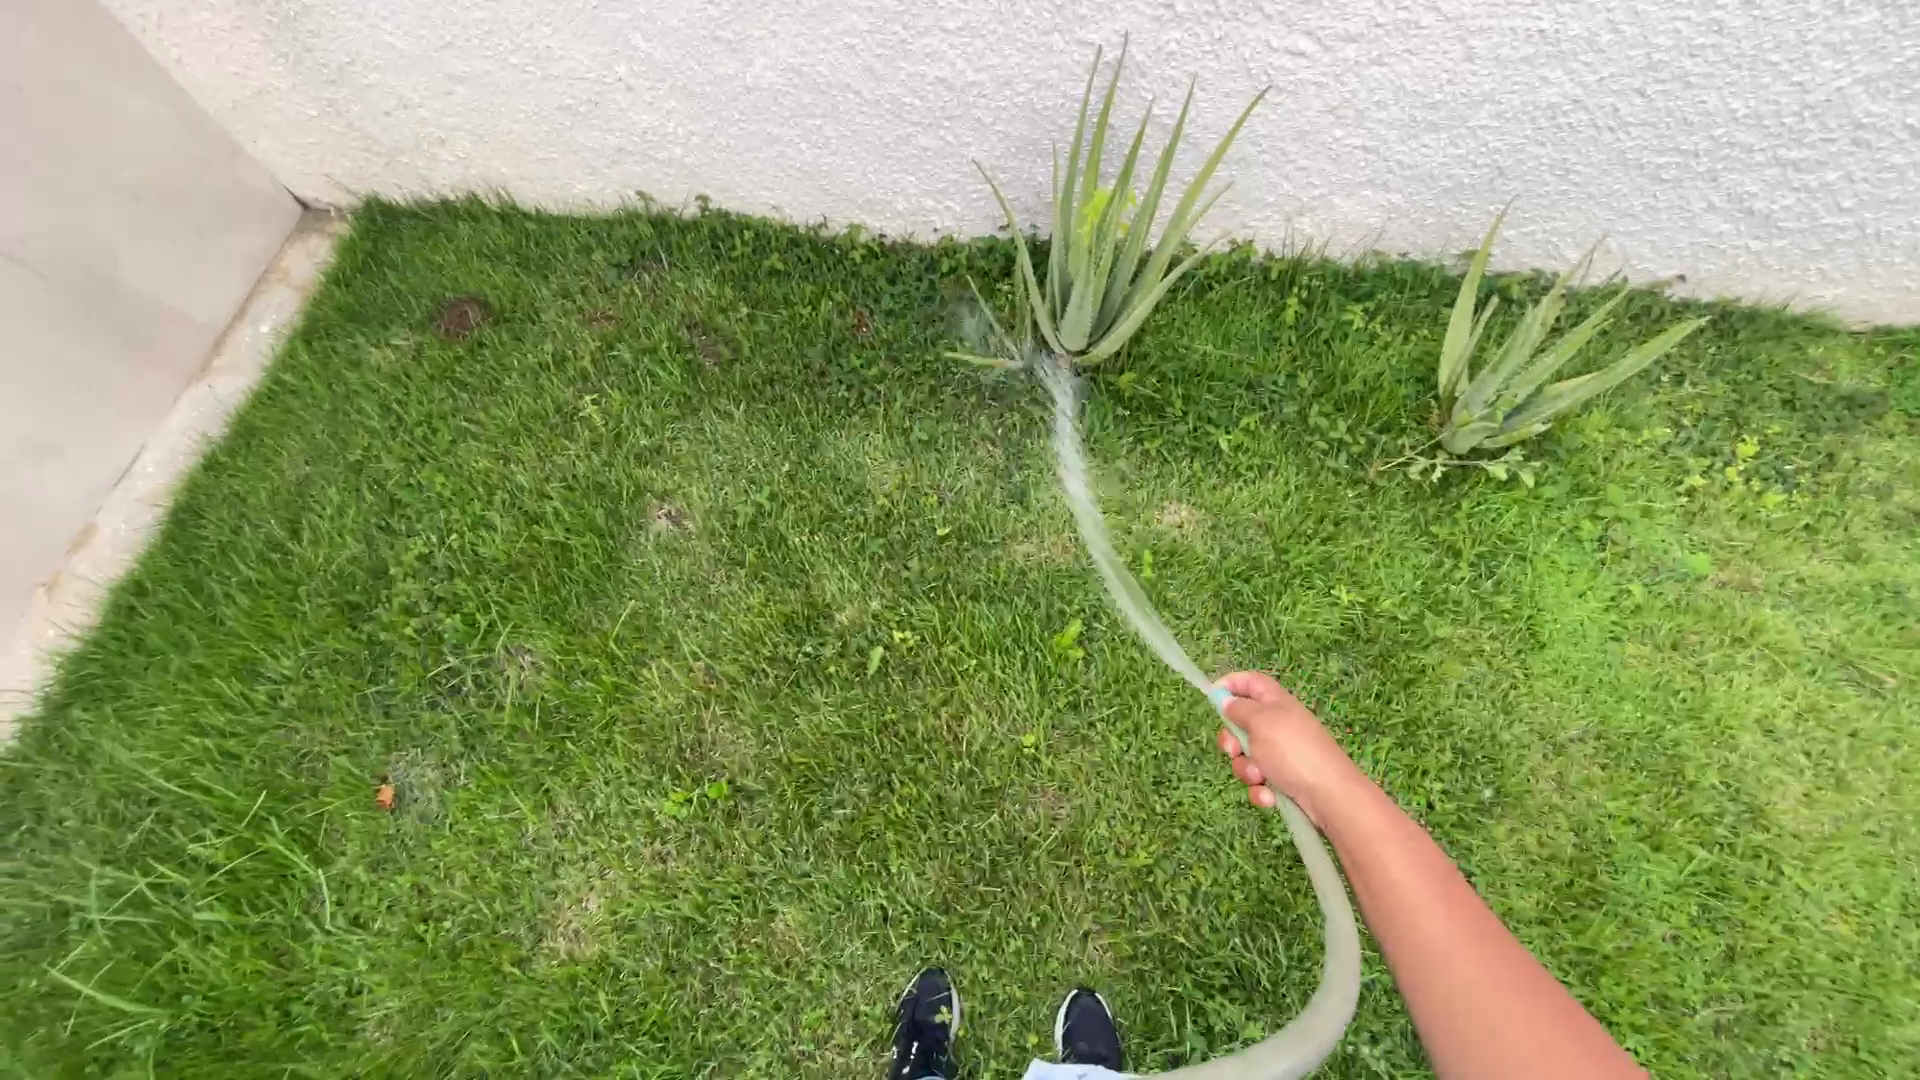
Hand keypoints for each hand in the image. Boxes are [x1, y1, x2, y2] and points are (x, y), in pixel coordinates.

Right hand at [1213, 670, 1364, 827]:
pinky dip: (1260, 789)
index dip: (1231, 683)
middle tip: (1234, 750)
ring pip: (1246, 757)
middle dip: (1232, 740)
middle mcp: (1278, 726)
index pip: (1251, 682)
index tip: (1212, 696)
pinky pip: (1259, 781)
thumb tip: (1226, 701)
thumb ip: (1239, 709)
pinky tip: (1270, 796)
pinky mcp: (1284, 780)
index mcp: (1276, 703)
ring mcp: (1282, 754)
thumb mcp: (1261, 722)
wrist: (1330, 797)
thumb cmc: (1293, 752)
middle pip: (1241, 724)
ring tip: (1260, 777)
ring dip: (1247, 769)